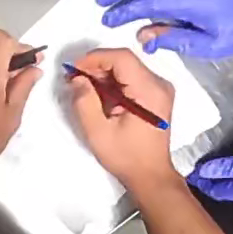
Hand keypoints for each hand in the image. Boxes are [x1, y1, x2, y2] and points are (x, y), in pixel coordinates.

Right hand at [67, 48, 178, 195]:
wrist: (150, 175)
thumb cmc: (126, 157)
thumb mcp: (98, 132)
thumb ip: (85, 102)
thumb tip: (77, 79)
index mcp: (149, 91)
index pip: (122, 58)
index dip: (94, 58)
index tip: (73, 69)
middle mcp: (159, 84)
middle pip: (124, 61)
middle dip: (96, 66)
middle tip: (74, 80)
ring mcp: (159, 89)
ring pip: (126, 69)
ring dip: (102, 74)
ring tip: (82, 88)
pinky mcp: (154, 96)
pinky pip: (131, 79)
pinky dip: (112, 83)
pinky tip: (97, 95)